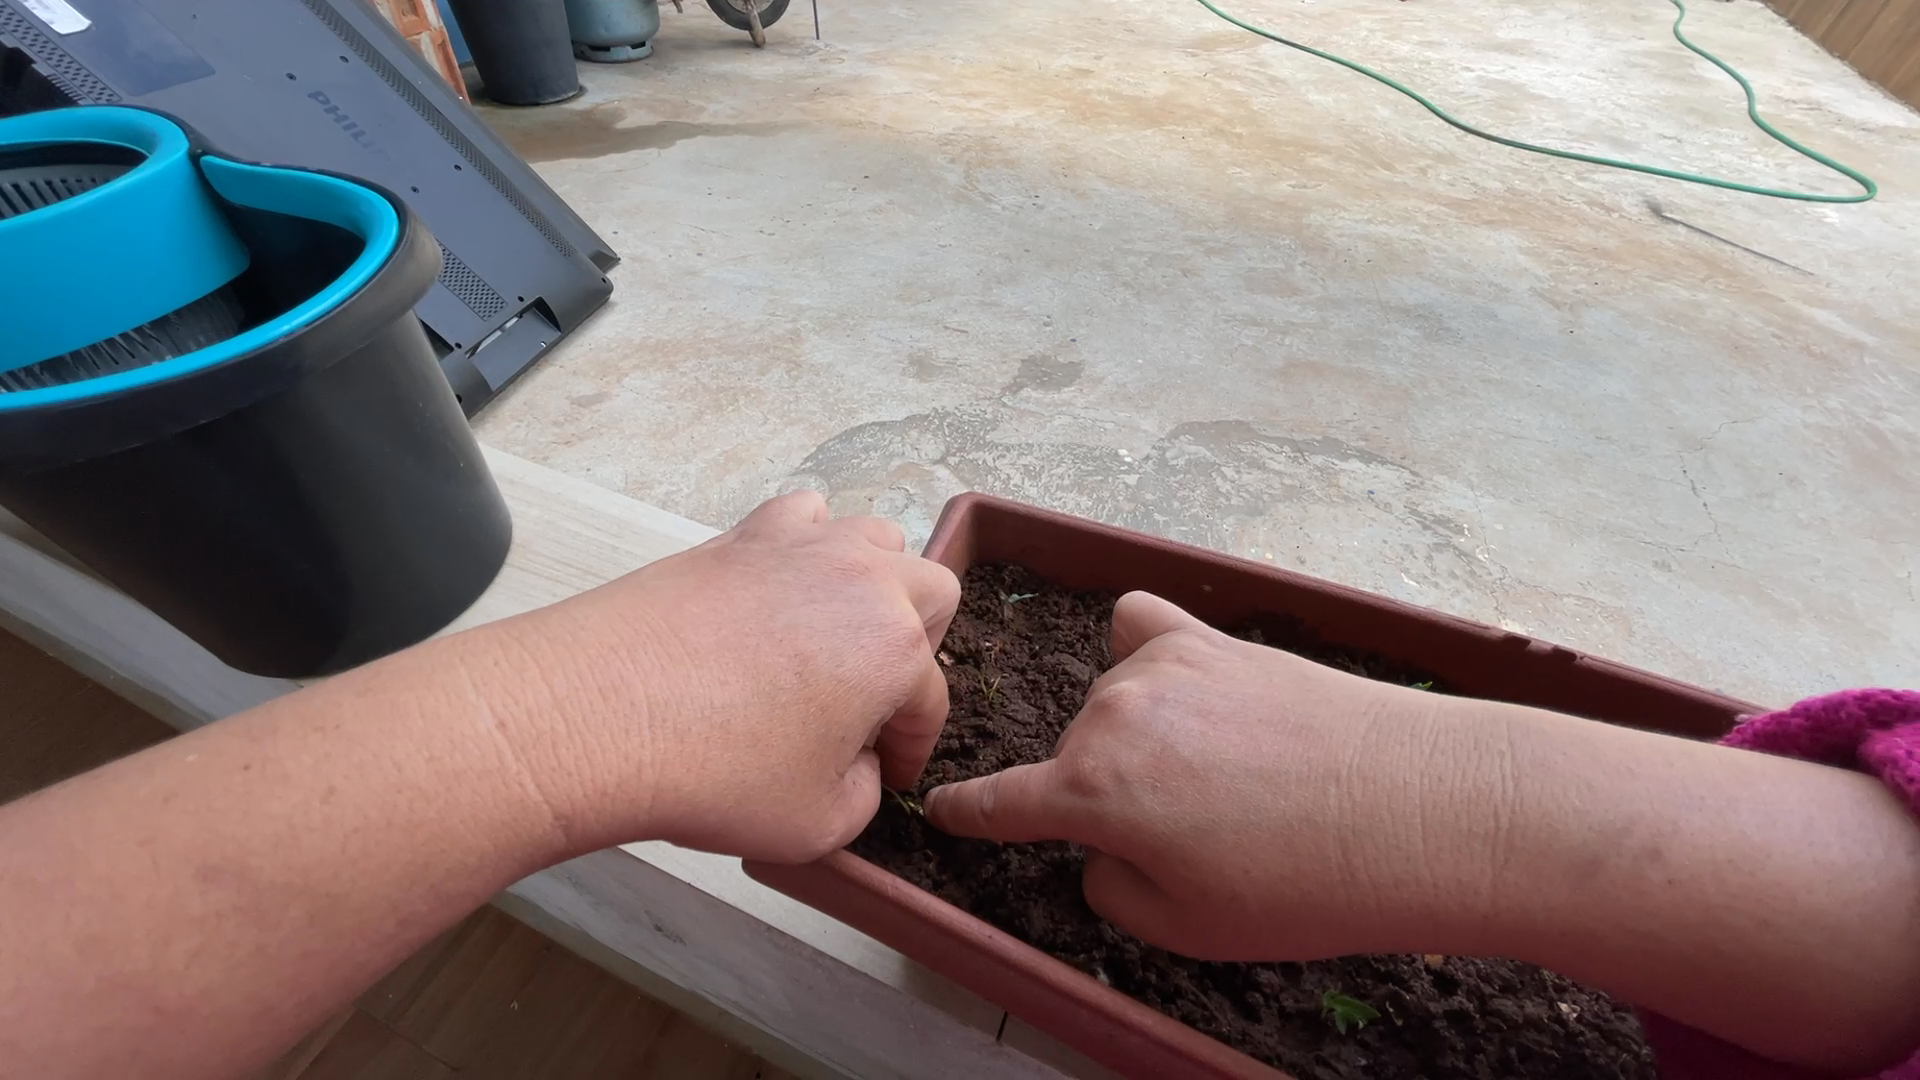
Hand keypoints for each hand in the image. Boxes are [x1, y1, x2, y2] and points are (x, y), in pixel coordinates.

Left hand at [459, 491, 958, 863]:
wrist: (592, 716)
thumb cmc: (714, 774)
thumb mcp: (817, 823)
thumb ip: (865, 792)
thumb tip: (859, 762)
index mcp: (896, 649)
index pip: (928, 702)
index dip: (911, 746)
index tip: (887, 772)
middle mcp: (865, 582)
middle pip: (933, 594)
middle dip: (919, 646)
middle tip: (874, 693)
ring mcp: (805, 547)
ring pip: (877, 539)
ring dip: (874, 584)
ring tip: (838, 630)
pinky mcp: (746, 533)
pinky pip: (803, 517)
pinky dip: (808, 545)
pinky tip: (784, 583)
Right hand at [922, 591, 1500, 961]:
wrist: (1425, 807)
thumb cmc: (1308, 885)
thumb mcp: (1188, 930)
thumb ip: (1111, 885)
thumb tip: (1102, 842)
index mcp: (1092, 791)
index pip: (1000, 803)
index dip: (967, 813)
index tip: (942, 809)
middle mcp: (1108, 715)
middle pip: (1073, 759)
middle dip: (1105, 796)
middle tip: (1188, 831)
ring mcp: (1156, 665)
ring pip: (1108, 704)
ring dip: (1134, 737)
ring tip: (1213, 766)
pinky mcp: (1205, 636)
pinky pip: (1139, 626)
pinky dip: (1140, 650)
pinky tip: (1178, 672)